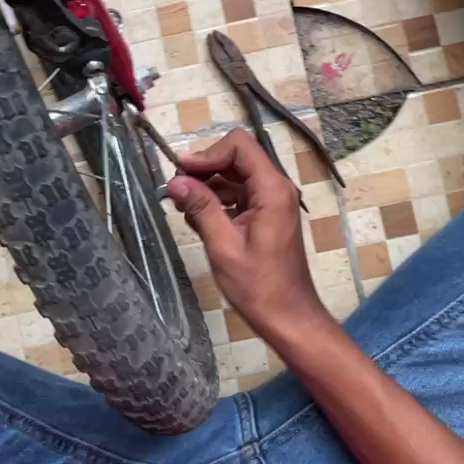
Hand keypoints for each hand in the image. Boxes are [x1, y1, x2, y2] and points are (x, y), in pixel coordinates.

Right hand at [168, 129, 331, 343]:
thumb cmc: (259, 285)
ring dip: (208, 185)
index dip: (208, 153)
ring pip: (235, 175)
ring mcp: (272, 201)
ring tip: (183, 207)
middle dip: (205, 169)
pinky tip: (198, 218)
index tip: (182, 172)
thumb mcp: (223, 245)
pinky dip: (218, 200)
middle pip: (237, 157)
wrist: (288, 317)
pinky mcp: (266, 214)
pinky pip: (239, 194)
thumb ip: (200, 208)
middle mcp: (276, 188)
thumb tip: (175, 181)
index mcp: (272, 189)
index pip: (239, 146)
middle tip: (177, 189)